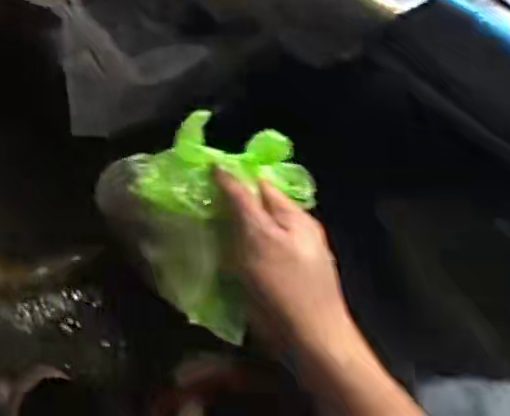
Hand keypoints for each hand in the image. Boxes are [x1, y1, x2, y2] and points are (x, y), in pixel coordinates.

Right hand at [213, 168, 353, 355]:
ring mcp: (290, 255)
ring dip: (229, 227)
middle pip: (254, 206)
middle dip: (227, 203)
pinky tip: (219, 251)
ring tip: (202, 224)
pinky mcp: (281, 276)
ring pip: (251, 229)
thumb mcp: (258, 235)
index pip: (257, 183)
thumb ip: (240, 199)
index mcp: (295, 216)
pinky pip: (252, 251)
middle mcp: (295, 231)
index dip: (229, 177)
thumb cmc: (285, 284)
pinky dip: (235, 248)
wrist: (312, 343)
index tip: (200, 178)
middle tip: (197, 203)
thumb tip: (220, 166)